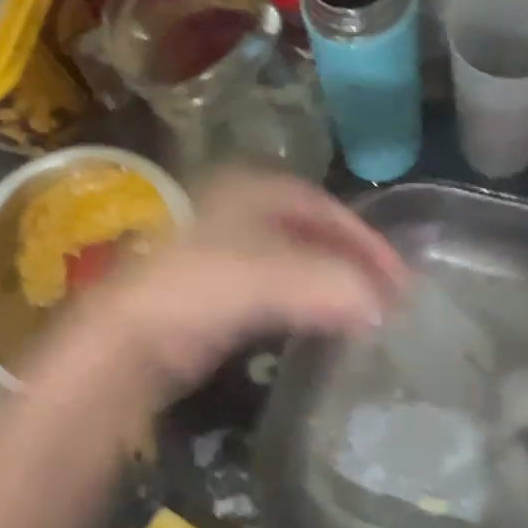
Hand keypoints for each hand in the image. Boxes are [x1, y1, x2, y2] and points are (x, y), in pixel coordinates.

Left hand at [67, 169, 410, 389]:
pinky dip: (305, 305)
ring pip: (295, 263)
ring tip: (367, 314)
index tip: (400, 277)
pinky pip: (276, 292)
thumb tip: (385, 306)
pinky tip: (322, 327)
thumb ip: (332, 285)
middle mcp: (239, 211)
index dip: (367, 240)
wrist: (127, 337)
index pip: (327, 207)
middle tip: (389, 297)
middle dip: (353, 262)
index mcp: (253, 189)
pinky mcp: (216, 292)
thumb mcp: (270, 277)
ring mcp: (225, 252)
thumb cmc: (198, 289)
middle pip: (314, 233)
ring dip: (332, 285)